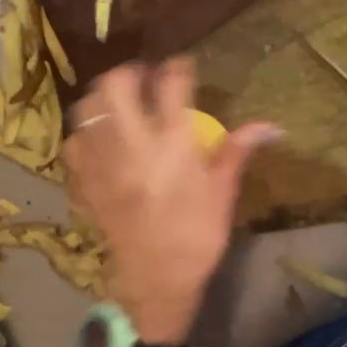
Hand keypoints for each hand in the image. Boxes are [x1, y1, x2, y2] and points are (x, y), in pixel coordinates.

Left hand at [64, 59, 276, 344]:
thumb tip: (271, 126)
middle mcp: (134, 143)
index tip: (182, 66)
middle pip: (116, 83)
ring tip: (119, 106)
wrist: (157, 280)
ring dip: (104, 98)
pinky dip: (86, 133)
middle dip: (129, 73)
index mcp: (174, 144)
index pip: (172, 84)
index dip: (178, 68)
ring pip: (89, 106)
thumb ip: (237, 151)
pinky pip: (75, 142)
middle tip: (143, 81)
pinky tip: (102, 141)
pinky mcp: (85, 180)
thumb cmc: (198, 237)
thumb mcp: (223, 193)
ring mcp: (103, 161)